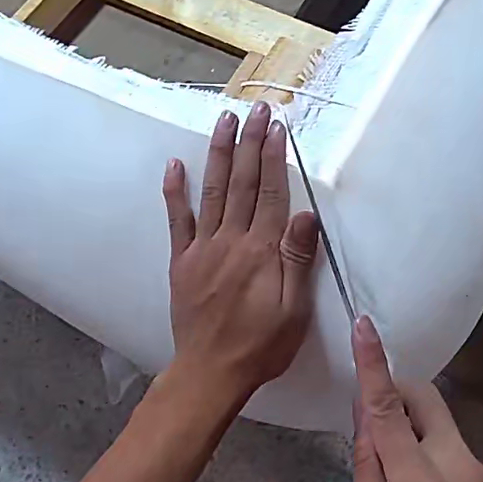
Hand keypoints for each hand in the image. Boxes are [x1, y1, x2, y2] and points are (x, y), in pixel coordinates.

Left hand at [161, 101, 319, 408]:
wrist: (210, 371)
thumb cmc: (260, 345)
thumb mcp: (294, 310)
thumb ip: (297, 260)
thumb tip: (306, 215)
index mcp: (261, 251)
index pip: (272, 193)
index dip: (274, 157)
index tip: (276, 126)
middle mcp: (231, 241)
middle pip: (243, 183)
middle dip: (250, 143)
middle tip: (255, 110)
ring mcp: (202, 249)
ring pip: (213, 192)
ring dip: (219, 155)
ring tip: (224, 121)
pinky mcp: (182, 262)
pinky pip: (177, 221)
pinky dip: (175, 192)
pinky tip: (175, 165)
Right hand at [349, 316, 482, 481]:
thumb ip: (366, 469)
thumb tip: (364, 416)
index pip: (388, 409)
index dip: (373, 364)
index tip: (364, 325)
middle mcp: (454, 465)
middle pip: (423, 397)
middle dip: (394, 391)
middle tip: (369, 422)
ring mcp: (477, 469)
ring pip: (435, 416)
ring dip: (407, 420)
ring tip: (389, 467)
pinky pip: (446, 438)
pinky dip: (422, 440)